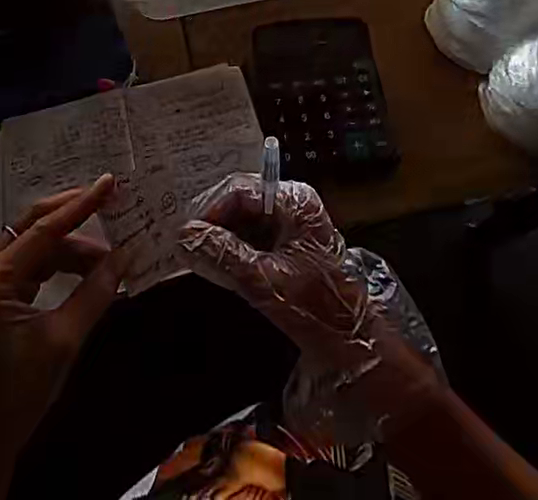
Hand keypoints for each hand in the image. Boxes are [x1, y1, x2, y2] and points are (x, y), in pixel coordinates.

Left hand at [0, 177, 123, 489]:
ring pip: (36, 245)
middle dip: (75, 215)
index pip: (44, 229)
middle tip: (112, 204)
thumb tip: (125, 258)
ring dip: (72, 247)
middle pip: (34, 226)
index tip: (108, 183)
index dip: (81, 204)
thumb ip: (95, 293)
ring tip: (109, 255)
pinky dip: (60, 264)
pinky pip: (32, 264)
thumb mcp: (64, 340)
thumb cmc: (19, 393)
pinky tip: (87, 270)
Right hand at [181, 175, 443, 418]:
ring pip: (243, 221)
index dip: (211, 209)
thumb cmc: (316, 309)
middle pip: (240, 202)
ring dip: (220, 238)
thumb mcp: (264, 280)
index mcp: (295, 201)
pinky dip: (231, 250)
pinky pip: (251, 238)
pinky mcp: (286, 246)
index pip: (241, 189)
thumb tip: (184, 235)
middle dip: (213, 223)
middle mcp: (293, 205)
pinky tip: (215, 265)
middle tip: (187, 245)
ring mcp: (290, 225)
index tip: (189, 233)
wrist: (353, 347)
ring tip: (197, 256)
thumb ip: (223, 254)